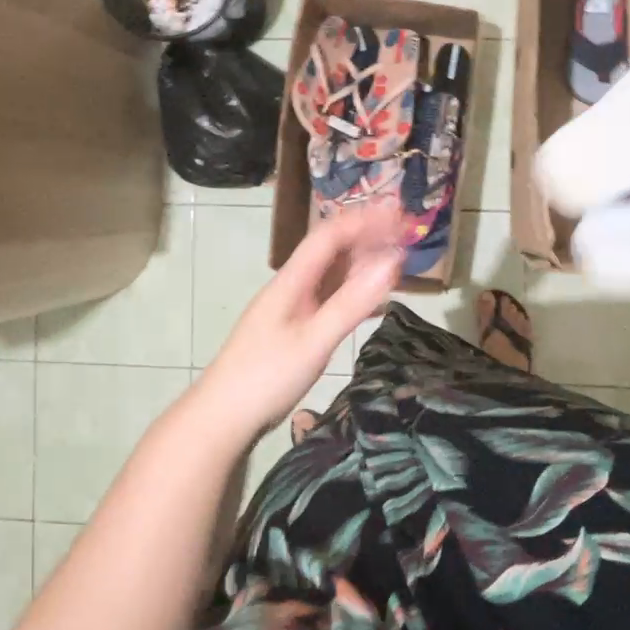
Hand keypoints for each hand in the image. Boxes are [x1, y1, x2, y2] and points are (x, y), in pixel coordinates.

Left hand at [192, 198, 404, 437]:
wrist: (222, 417)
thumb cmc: (266, 378)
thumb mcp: (314, 340)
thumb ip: (352, 302)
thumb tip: (393, 262)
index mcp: (292, 281)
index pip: (330, 235)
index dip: (365, 219)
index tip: (400, 212)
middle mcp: (292, 287)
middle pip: (331, 250)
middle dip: (368, 237)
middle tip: (406, 233)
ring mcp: (292, 309)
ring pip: (332, 275)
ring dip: (363, 264)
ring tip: (398, 263)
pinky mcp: (294, 330)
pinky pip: (329, 299)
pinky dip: (354, 294)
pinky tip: (374, 304)